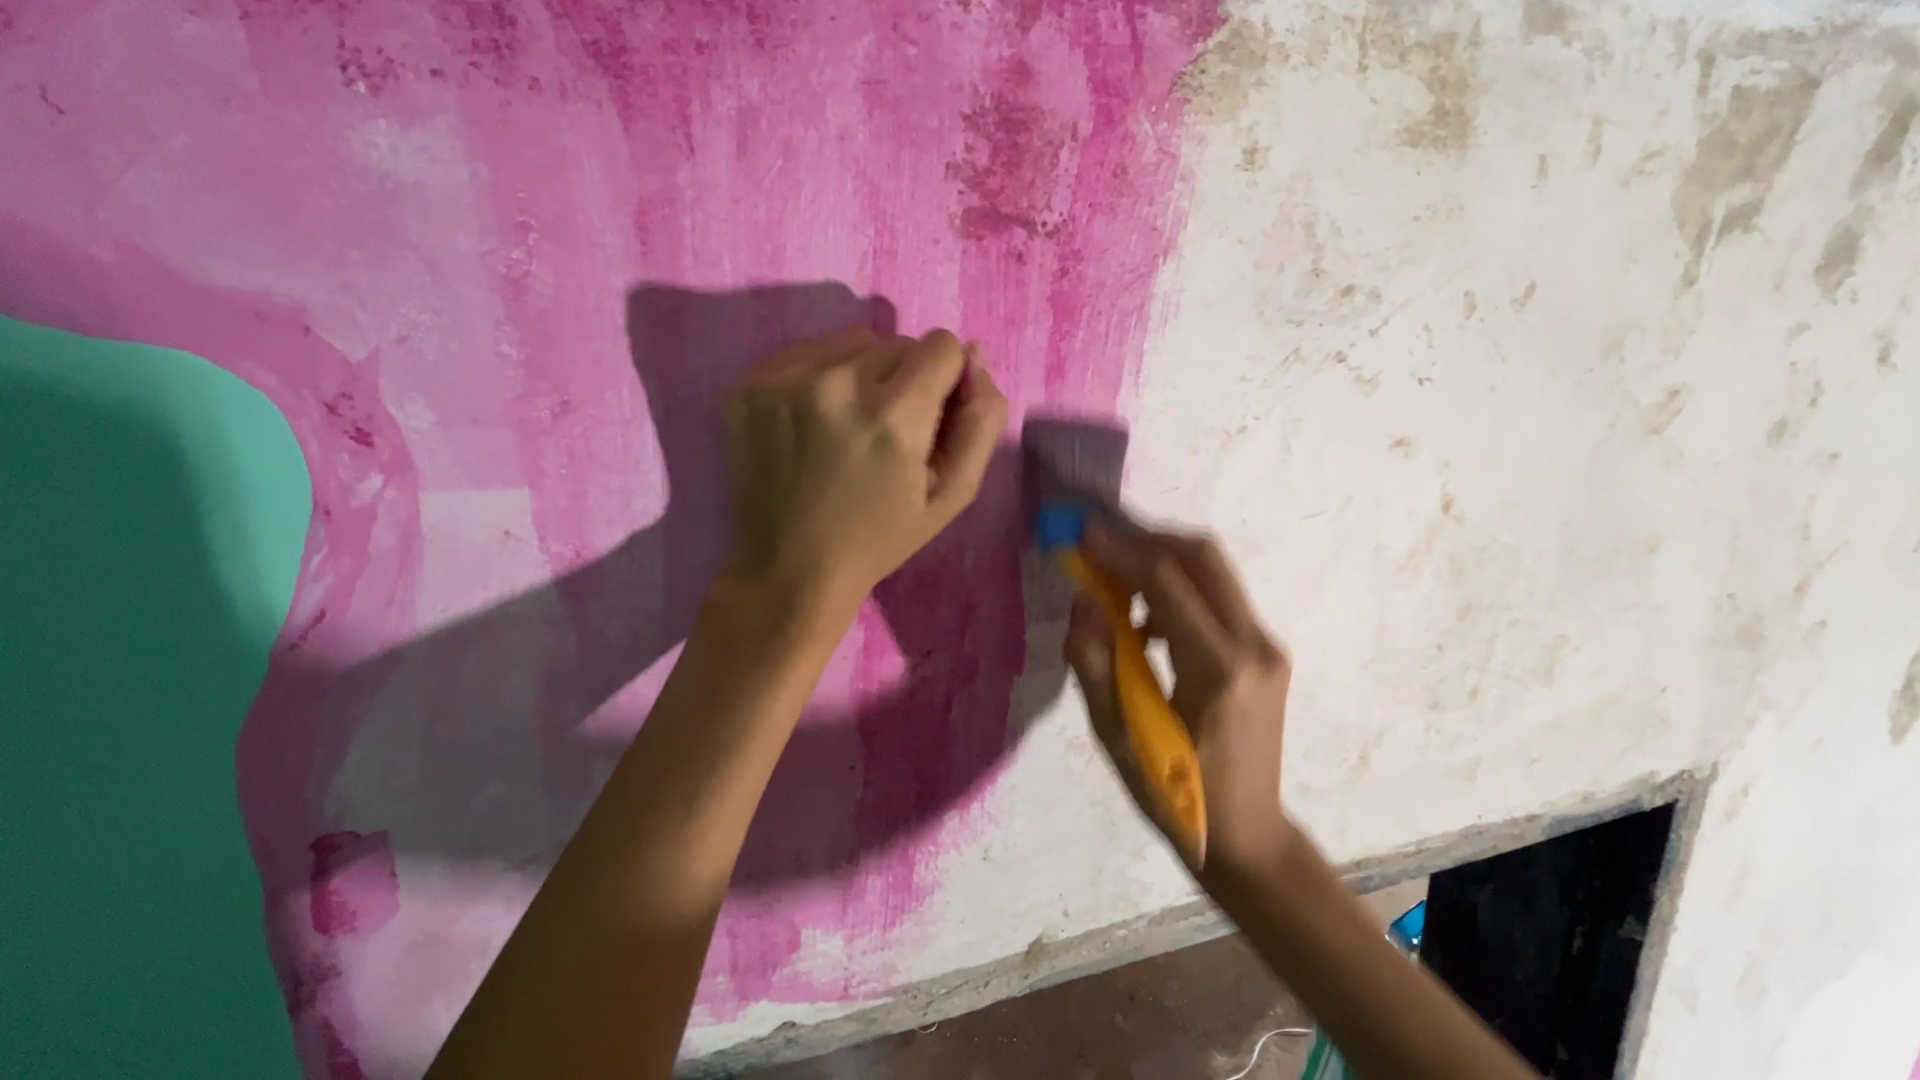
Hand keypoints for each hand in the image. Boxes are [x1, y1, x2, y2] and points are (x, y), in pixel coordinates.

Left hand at [720, 326, 1008, 617]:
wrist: (789, 568)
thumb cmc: (880, 539)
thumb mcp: (952, 494)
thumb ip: (980, 420)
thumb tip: (975, 354)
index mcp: (894, 416)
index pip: (941, 345)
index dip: (945, 380)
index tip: (928, 417)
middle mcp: (839, 384)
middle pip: (896, 343)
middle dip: (903, 379)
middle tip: (886, 433)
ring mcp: (787, 381)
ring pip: (850, 342)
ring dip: (861, 372)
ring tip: (848, 426)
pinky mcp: (751, 385)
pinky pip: (805, 353)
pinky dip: (818, 377)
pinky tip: (812, 423)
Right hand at [1064, 526, 1293, 870]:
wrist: (1247, 834)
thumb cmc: (1173, 797)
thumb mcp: (1119, 739)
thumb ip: (1096, 665)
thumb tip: (1084, 601)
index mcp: (1217, 670)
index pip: (1168, 580)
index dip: (1120, 550)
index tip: (1081, 536)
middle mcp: (1254, 645)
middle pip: (1203, 555)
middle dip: (1146, 540)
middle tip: (1100, 548)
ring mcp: (1268, 646)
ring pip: (1215, 570)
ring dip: (1163, 560)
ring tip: (1115, 583)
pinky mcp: (1267, 652)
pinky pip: (1220, 596)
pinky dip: (1180, 587)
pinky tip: (1146, 620)